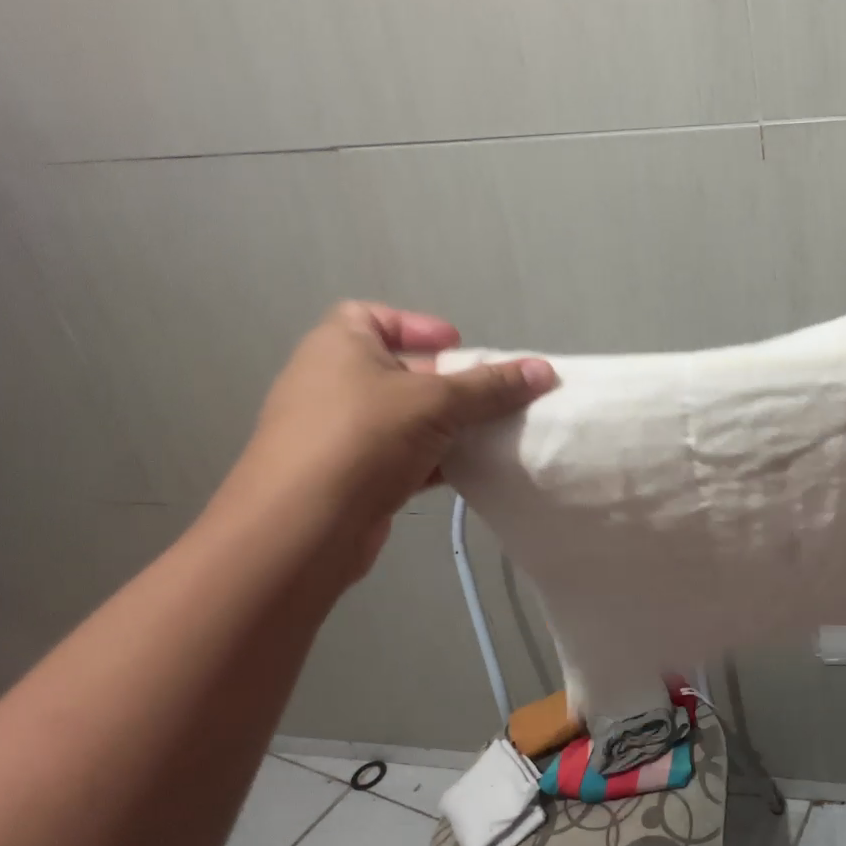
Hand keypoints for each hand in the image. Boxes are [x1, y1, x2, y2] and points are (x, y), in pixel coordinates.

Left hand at [214, 302, 554, 576]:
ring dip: (446, 424)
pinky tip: (470, 470)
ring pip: (404, 417)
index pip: (374, 316)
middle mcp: (330, 382)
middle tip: (492, 394)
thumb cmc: (363, 439)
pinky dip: (433, 458)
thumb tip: (544, 370)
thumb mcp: (436, 402)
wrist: (301, 529)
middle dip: (449, 382)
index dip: (417, 325)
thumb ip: (491, 386)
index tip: (457, 347)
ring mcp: (336, 432)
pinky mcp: (347, 475)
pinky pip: (399, 455)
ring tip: (491, 433)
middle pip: (401, 370)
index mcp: (338, 347)